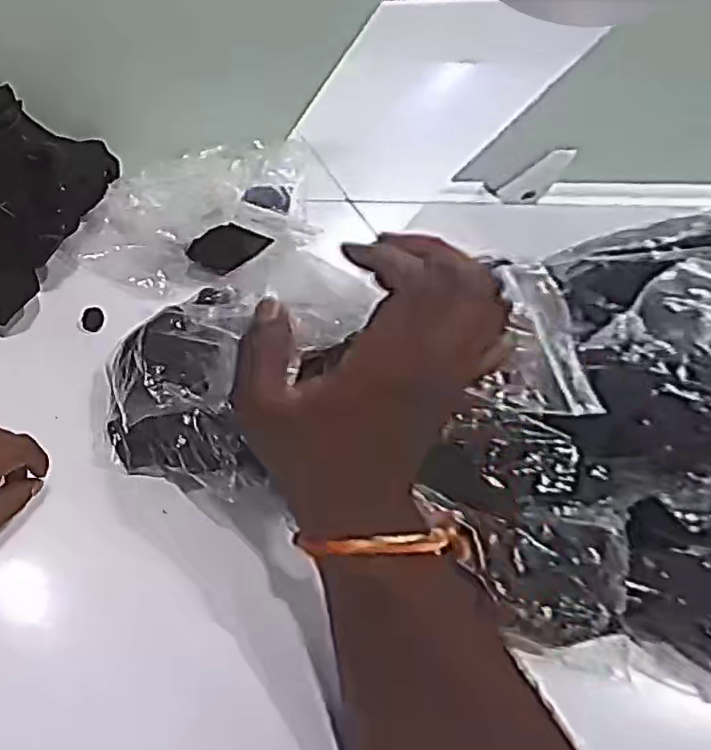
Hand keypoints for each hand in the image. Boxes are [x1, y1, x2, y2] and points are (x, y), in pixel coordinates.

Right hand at [233, 234, 508, 537]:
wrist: (355, 504)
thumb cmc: (306, 456)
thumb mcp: (260, 403)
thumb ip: (262, 350)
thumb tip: (270, 307)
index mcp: (387, 363)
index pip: (419, 286)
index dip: (390, 257)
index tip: (351, 252)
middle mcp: (433, 363)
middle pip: (468, 285)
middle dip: (430, 252)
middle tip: (383, 245)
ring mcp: (453, 375)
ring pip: (488, 305)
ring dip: (457, 272)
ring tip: (410, 261)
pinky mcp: (456, 385)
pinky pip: (489, 332)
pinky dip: (473, 304)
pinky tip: (440, 301)